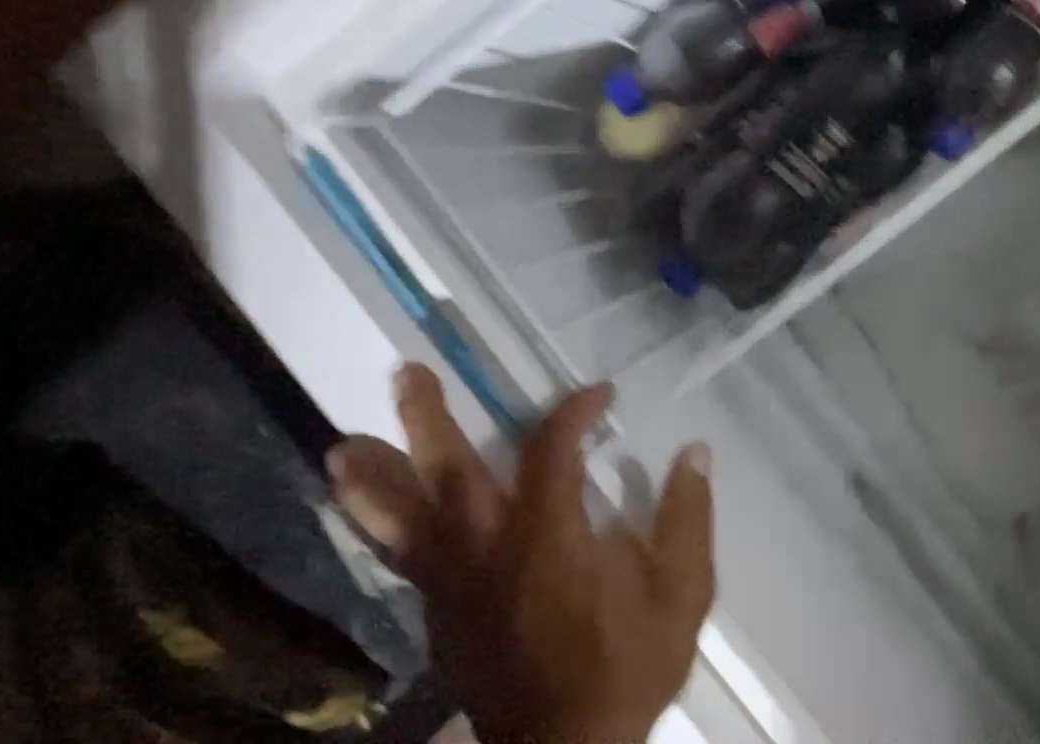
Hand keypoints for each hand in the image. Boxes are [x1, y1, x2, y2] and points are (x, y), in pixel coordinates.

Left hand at [327, 365, 714, 743]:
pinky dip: (378, 528)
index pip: (552, 451)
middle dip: (427, 420)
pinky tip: (362, 506)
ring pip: (406, 520)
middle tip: (405, 372)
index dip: (574, 411)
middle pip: (450, 475)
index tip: (600, 393)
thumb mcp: (683, 594)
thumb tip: (696, 451)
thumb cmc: (629, 666)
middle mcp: (490, 551)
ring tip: (344, 440)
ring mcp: (456, 585)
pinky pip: (403, 560)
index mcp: (552, 538)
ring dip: (377, 475)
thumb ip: (687, 519)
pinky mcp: (441, 614)